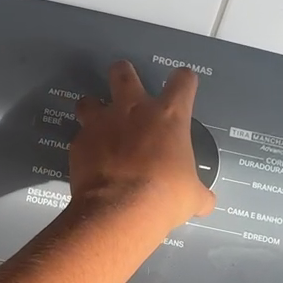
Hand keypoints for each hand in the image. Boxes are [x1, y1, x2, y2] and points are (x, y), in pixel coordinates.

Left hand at [70, 61, 215, 232]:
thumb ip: (198, 192)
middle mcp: (133, 110)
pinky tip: (89, 160)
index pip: (182, 81)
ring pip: (89, 99)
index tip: (183, 85)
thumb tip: (204, 202)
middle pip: (123, 72)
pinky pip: (80, 137)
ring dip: (93, 108)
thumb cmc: (165, 198)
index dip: (183, 81)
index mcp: (169, 116)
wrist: (121, 211)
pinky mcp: (79, 143)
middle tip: (126, 88)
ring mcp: (101, 123)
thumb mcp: (192, 196)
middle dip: (124, 75)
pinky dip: (85, 146)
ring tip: (98, 124)